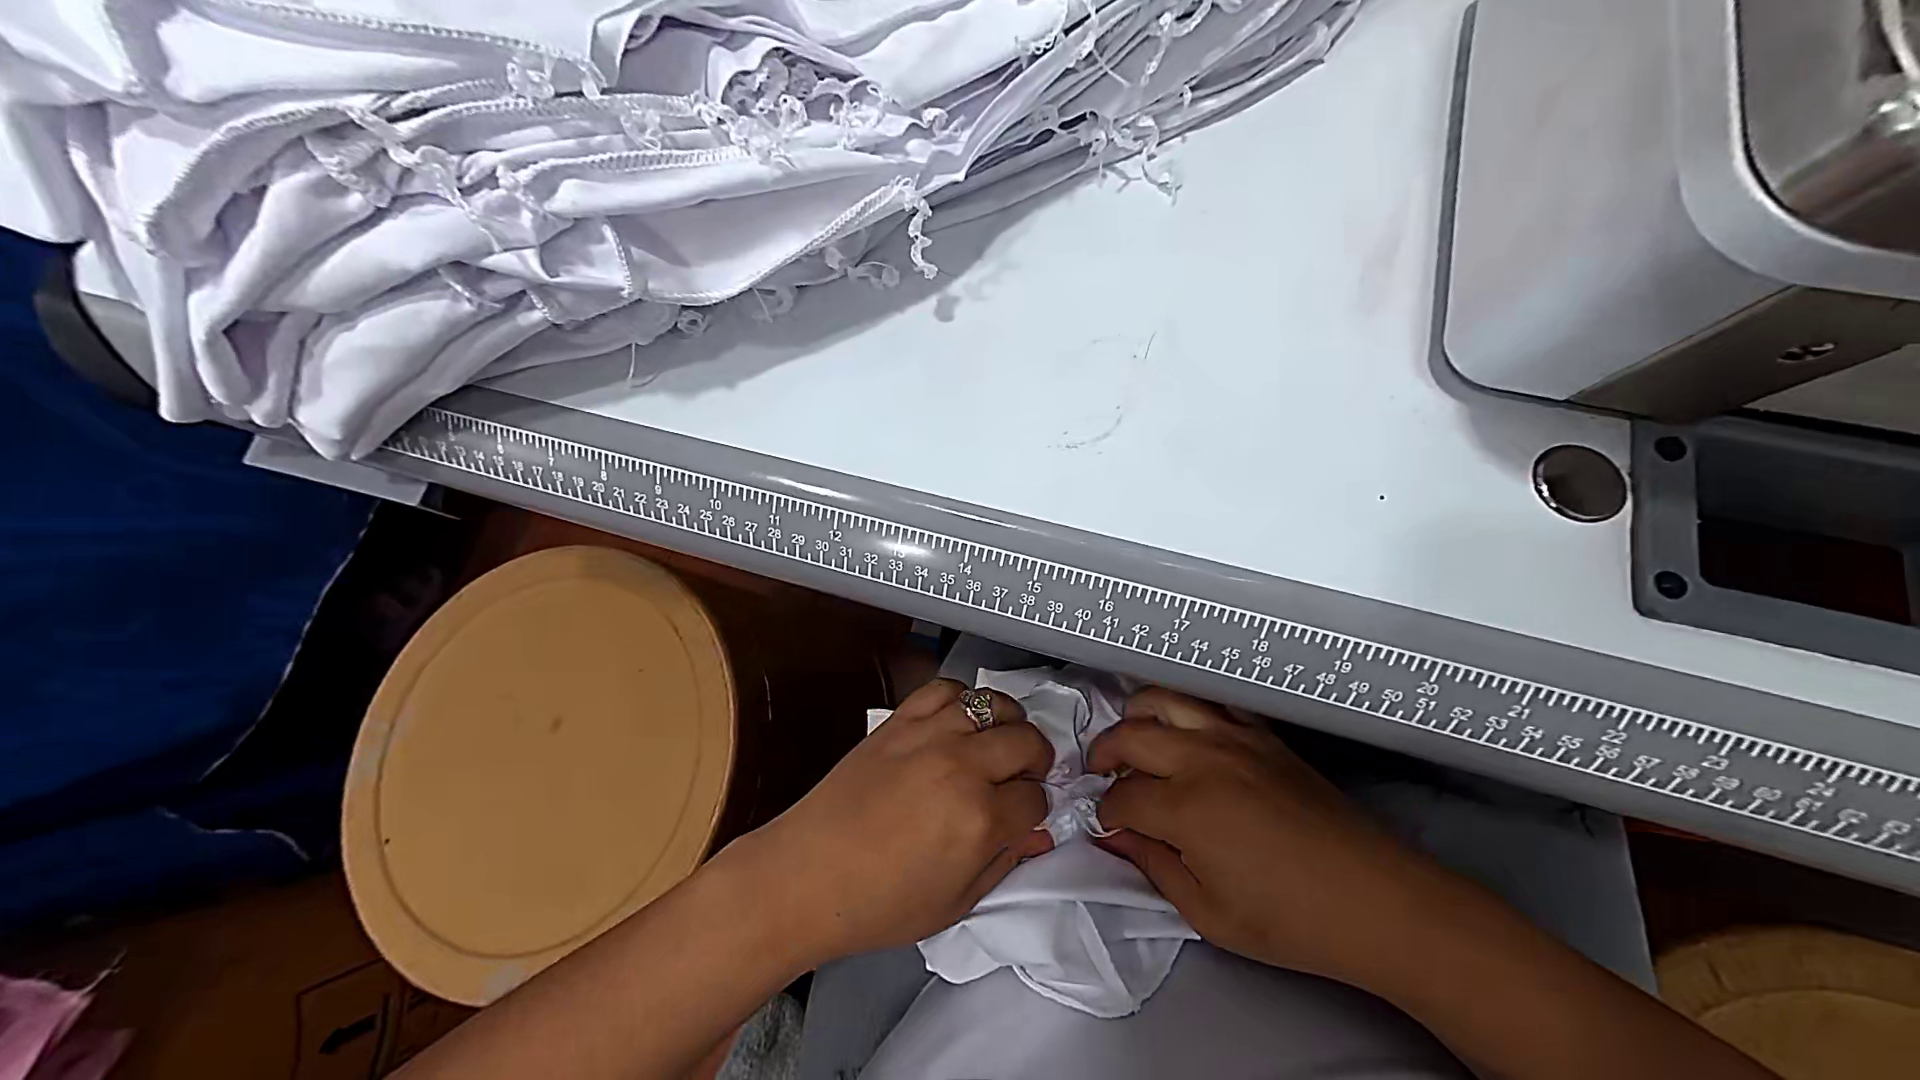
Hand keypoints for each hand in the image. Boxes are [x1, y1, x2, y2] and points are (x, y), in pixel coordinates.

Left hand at [717, 678, 1054, 966]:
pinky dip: (962, 697)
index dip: (1037, 808)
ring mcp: (928, 738)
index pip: (1035, 798)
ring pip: (993, 705)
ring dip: (1009, 721)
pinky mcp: (899, 722)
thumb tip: (1031, 834)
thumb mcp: (955, 902)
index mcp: (978, 820)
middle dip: (1036, 760)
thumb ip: (1004, 861)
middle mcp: (959, 769)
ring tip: (1004, 739)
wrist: (805, 877)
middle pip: (1026, 742)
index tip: (1027, 812)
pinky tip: (963, 718)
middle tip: (1027, 775)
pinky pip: (945, 689)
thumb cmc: (871, 900)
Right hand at [1089, 688, 1456, 987]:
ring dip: (1136, 717)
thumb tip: (1117, 839)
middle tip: (1102, 775)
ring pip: (1164, 701)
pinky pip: (1211, 704)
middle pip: (1130, 736)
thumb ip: (1153, 866)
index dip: (1106, 811)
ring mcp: (1235, 741)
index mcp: (1185, 809)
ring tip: (1131, 740)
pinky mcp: (1263, 737)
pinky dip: (1186, 709)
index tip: (1107, 824)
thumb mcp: (1208, 913)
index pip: (1121, 796)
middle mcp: (1203, 761)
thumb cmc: (1294, 920)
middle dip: (1104, 754)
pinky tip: (1185, 733)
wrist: (1376, 901)